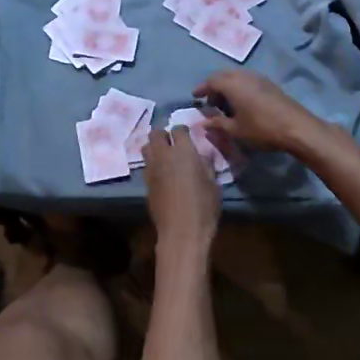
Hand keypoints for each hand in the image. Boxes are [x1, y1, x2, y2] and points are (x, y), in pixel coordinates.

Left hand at [144, 126, 220, 250]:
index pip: (178, 129)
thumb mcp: (213, 183)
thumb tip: (202, 155)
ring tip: (165, 156)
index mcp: (183, 151)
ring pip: (146, 147)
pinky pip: (146, 165)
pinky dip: (152, 164)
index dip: (183, 131)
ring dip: (154, 147)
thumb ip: (206, 164)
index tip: (189, 137)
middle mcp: (164, 155)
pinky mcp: (145, 183)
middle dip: (163, 134)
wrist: (181, 231)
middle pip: (155, 133)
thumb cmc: (204, 206)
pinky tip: (162, 173)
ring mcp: (151, 169)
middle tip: (173, 143)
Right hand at [195, 70, 323, 153]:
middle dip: (214, 86)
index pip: (212, 81)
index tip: (195, 96)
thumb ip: (217, 124)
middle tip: (210, 102)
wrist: (296, 127)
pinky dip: (240, 88)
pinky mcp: (270, 85)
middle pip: (224, 75)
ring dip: (228, 87)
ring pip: (237, 77)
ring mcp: (260, 78)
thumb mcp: (236, 130)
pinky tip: (241, 103)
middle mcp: (245, 76)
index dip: (202, 88)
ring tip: (225, 105)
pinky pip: (248, 80)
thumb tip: (202, 122)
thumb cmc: (262, 129)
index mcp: (233, 84)